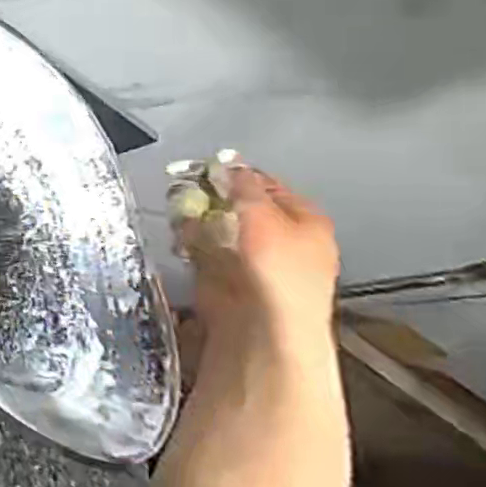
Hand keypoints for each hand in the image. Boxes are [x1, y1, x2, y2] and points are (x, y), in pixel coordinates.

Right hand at [183, 167, 338, 336]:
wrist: (263, 323)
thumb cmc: (277, 269)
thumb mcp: (263, 214)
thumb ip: (242, 185)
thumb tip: (228, 163)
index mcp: (304, 220)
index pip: (266, 184)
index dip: (236, 174)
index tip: (204, 168)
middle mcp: (280, 236)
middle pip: (236, 204)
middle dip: (209, 197)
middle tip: (186, 190)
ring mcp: (250, 256)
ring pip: (215, 225)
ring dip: (195, 218)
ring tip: (181, 215)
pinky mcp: (224, 273)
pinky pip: (201, 247)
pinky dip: (189, 241)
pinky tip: (180, 238)